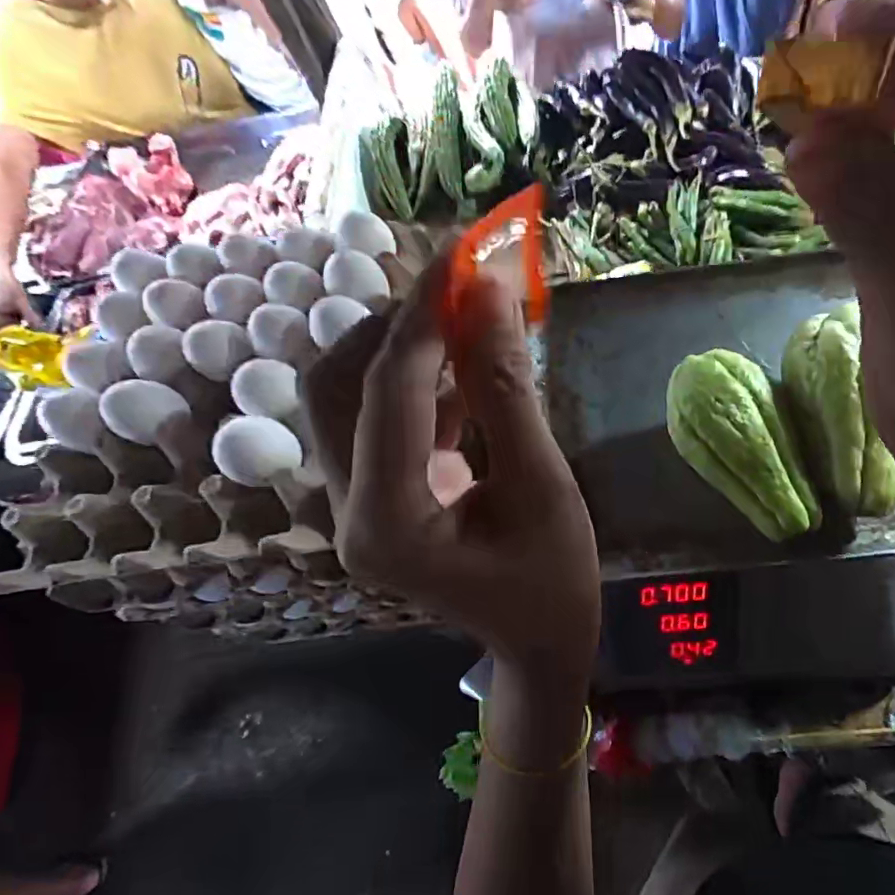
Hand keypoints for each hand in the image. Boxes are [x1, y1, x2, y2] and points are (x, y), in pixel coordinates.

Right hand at [0, 270, 40, 330]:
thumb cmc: (10, 286)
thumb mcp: (23, 303)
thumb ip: (30, 318)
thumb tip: (38, 330)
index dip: (8, 334)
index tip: (20, 335)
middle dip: (5, 328)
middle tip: (18, 326)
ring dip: (0, 321)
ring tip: (13, 317)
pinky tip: (5, 310)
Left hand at [304, 252, 599, 678]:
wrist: (538, 639)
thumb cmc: (554, 580)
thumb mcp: (544, 487)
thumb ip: (510, 392)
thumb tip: (491, 295)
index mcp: (388, 525)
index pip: (390, 395)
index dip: (426, 317)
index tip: (465, 255)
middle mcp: (348, 511)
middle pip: (340, 385)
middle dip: (401, 326)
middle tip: (463, 286)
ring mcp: (352, 504)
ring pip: (346, 394)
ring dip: (403, 347)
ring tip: (467, 318)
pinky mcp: (371, 493)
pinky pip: (376, 414)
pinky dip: (417, 378)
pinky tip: (464, 365)